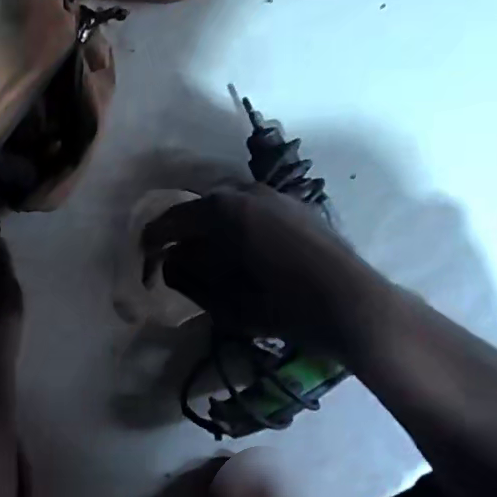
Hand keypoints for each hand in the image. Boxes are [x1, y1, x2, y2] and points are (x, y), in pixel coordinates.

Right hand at [143, 186, 353, 345]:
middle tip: (174, 255)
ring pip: (229, 205)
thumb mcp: (221, 300)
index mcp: (223, 210)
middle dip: (184, 230)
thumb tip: (169, 259)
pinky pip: (254, 209)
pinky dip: (239, 225)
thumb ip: (186, 276)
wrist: (352, 304)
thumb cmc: (280, 305)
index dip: (153, 238)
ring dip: (213, 226)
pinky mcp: (298, 207)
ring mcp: (277, 195)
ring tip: (209, 254)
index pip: (173, 218)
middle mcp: (247, 191)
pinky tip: (243, 251)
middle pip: (201, 207)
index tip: (144, 255)